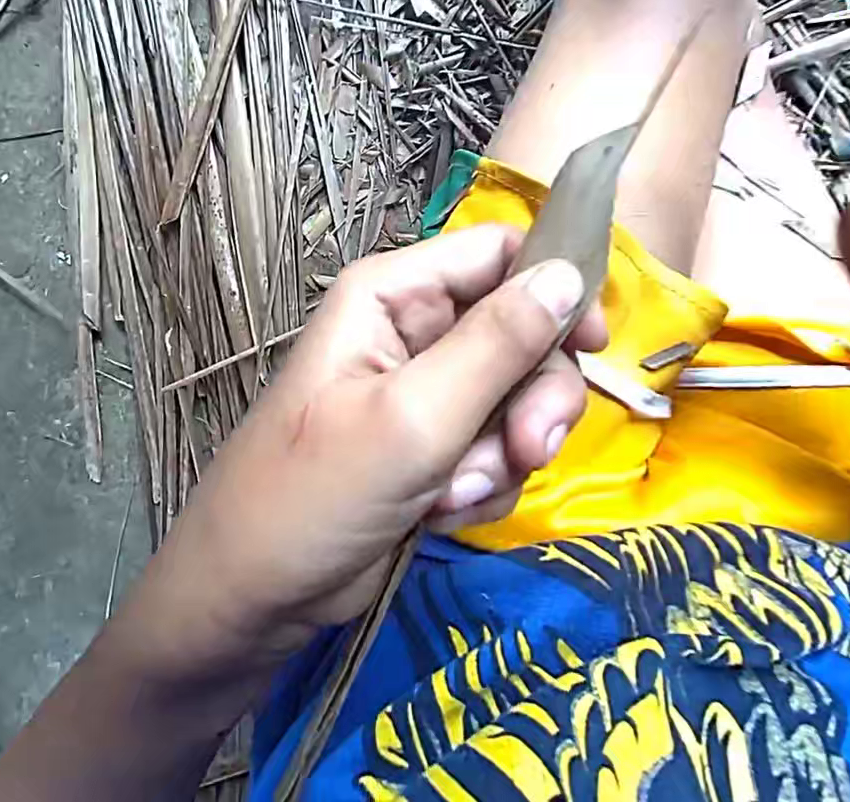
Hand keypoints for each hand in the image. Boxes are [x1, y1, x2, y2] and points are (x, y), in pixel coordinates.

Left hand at [131, 224, 606, 663]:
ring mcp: (427, 389)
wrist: (256, 596)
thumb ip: (496, 343)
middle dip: (530, 399)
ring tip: (452, 495)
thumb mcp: (414, 415)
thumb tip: (568, 274)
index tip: (593, 344)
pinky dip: (483, 482)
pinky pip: (497, 446)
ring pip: (516, 398)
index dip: (553, 286)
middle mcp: (414, 329)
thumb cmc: (316, 493)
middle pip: (520, 333)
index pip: (497, 254)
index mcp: (395, 294)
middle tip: (528, 448)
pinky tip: (440, 512)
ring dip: (503, 453)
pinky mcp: (436, 443)